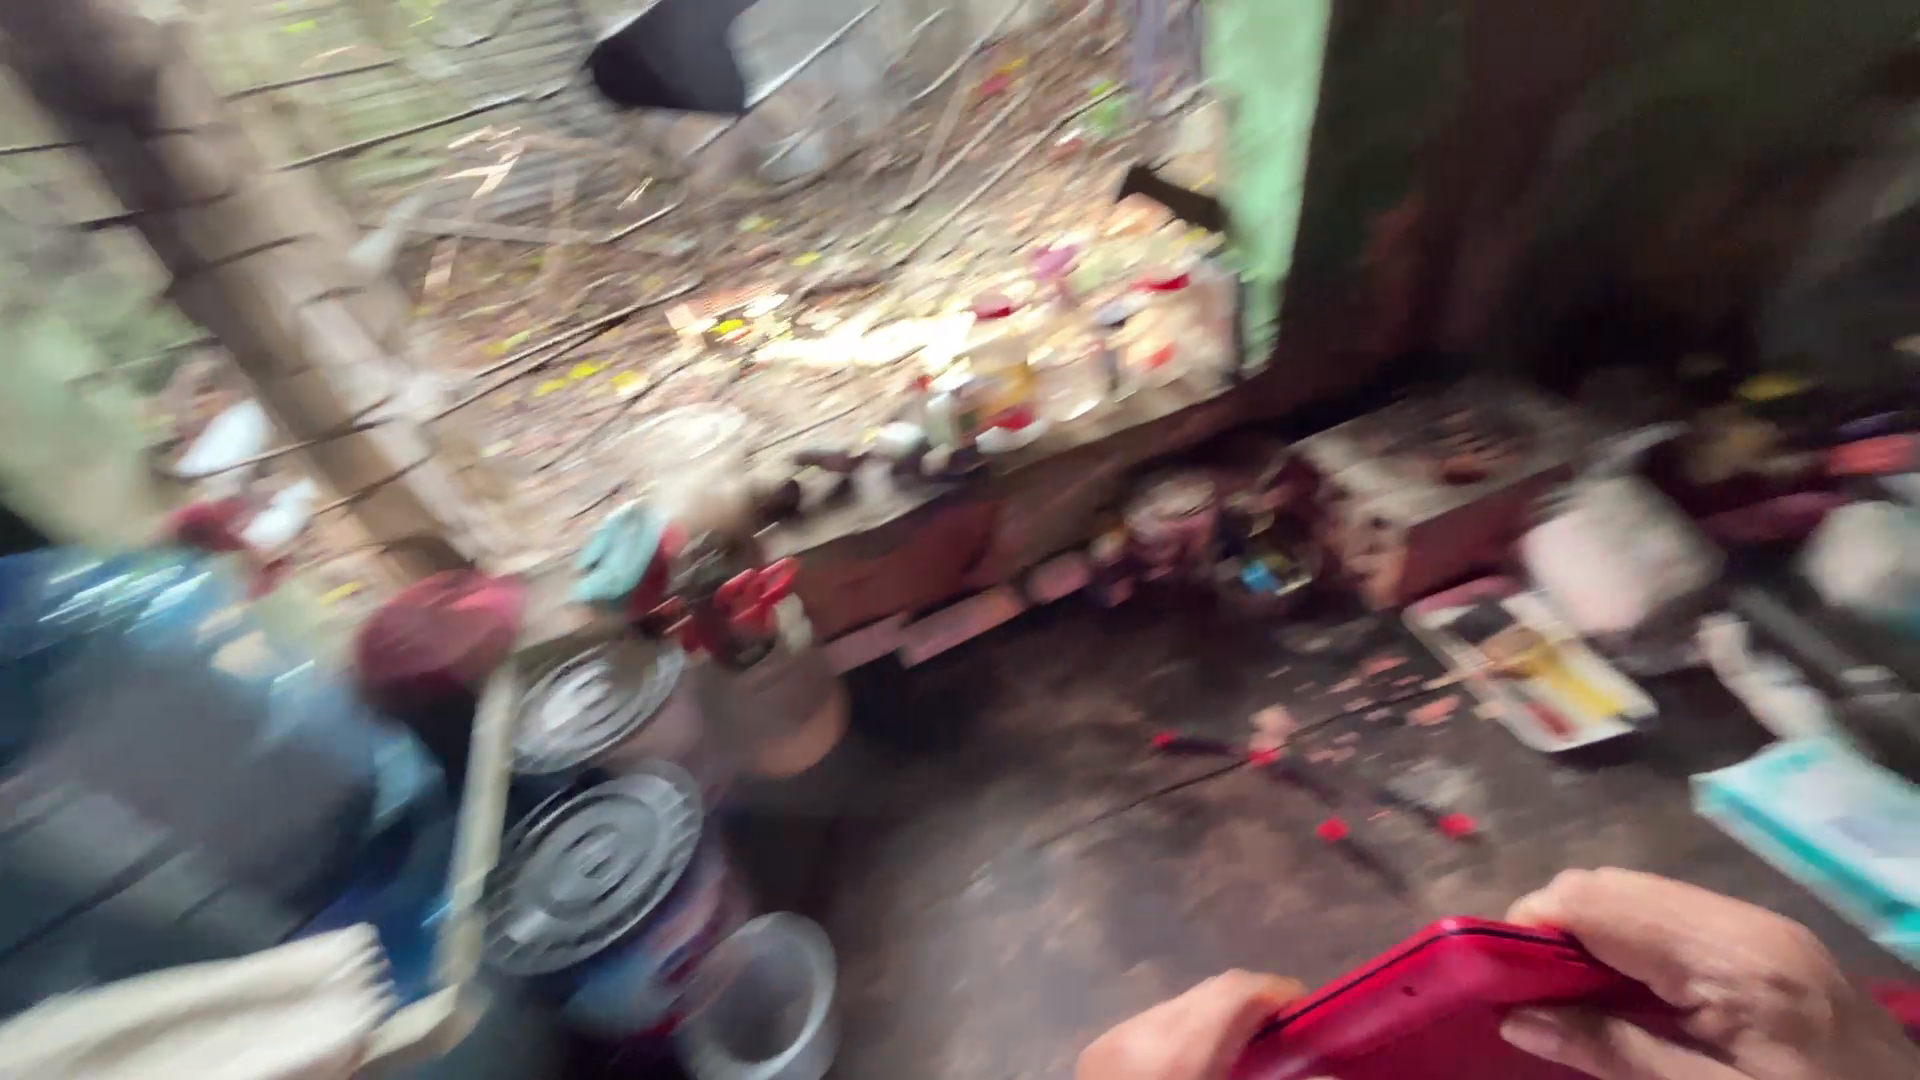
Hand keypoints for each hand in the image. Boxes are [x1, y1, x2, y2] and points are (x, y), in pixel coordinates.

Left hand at [1077, 970, 1303, 1079]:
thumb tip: (1320, 1073)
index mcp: (1181, 1060)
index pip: (1235, 992)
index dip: (1278, 996)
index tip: (1311, 1019)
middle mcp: (1142, 1034)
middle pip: (1209, 993)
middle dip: (1253, 1010)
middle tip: (1290, 1043)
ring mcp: (1113, 1039)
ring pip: (1180, 1007)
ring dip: (1218, 1022)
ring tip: (1247, 1059)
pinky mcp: (1097, 1050)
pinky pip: (1152, 1026)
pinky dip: (1185, 1038)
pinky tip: (1201, 1069)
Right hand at [1500, 868, 1919, 1079]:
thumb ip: (1610, 1051)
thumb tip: (1512, 1018)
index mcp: (1734, 961)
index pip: (1591, 902)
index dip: (1530, 927)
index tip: (1507, 979)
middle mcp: (1742, 921)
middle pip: (1601, 884)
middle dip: (1553, 926)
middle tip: (1543, 990)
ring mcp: (1758, 923)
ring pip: (1624, 887)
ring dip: (1586, 927)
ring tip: (1585, 988)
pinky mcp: (1763, 935)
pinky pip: (1661, 906)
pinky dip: (1624, 931)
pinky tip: (1633, 981)